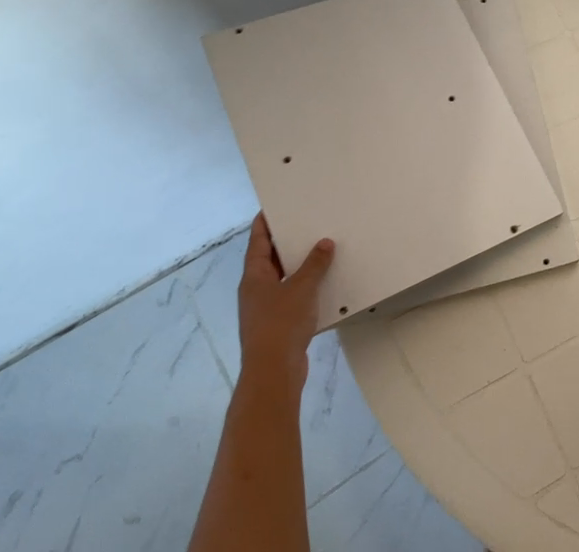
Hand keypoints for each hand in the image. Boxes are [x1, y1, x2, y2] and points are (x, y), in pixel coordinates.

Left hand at [236, 214, 333, 386]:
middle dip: (286, 244)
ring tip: (320, 252)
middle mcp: (255, 290)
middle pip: (269, 260)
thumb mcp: (301, 288)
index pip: (257, 241)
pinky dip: (305, 290)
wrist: (273, 371)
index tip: (272, 207)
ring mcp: (264, 309)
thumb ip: (314, 264)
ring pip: (282, 280)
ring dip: (298, 268)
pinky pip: (291, 299)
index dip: (264, 223)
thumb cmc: (281, 323)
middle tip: (305, 224)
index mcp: (254, 276)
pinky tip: (324, 286)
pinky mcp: (277, 325)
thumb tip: (324, 243)